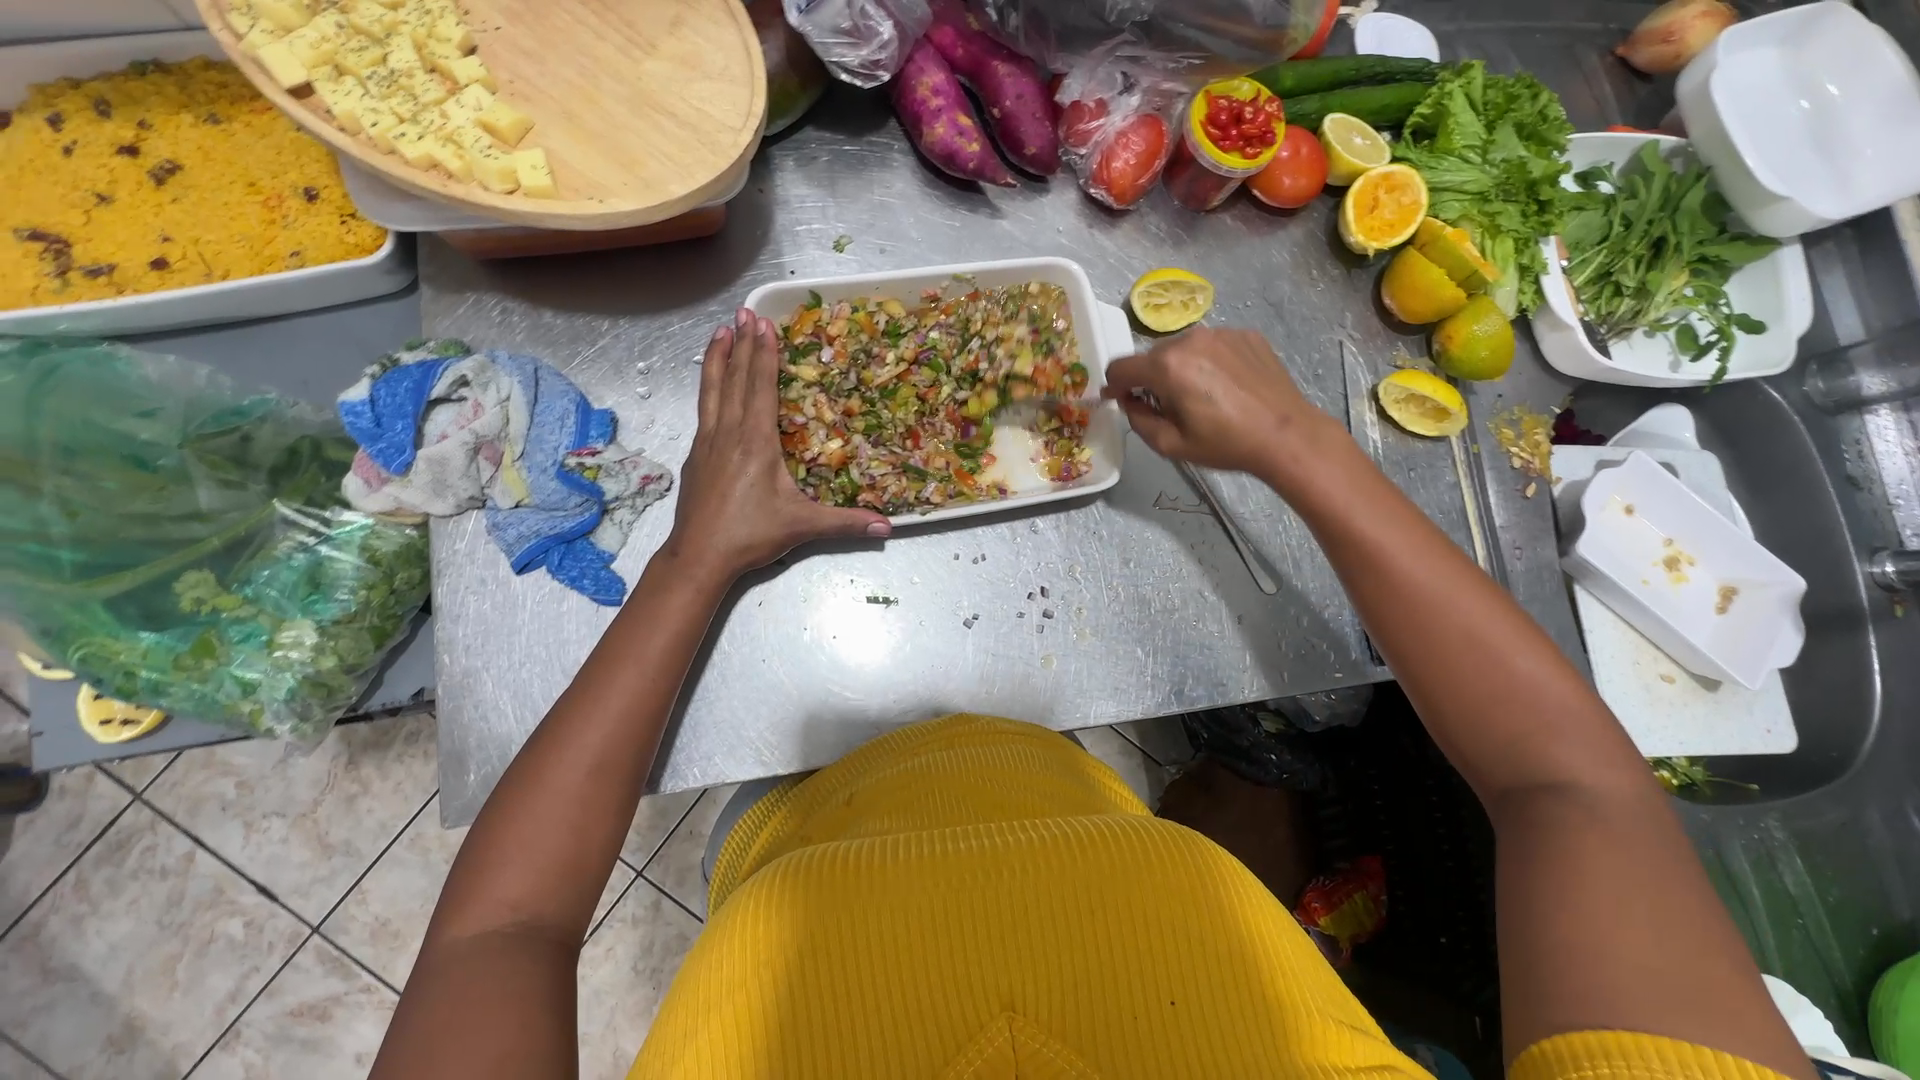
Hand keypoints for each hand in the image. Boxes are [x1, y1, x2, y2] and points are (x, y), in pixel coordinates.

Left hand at [663, 309, 890, 579]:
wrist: (699, 557)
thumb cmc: (750, 537)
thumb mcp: (802, 527)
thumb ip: (845, 523)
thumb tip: (887, 527)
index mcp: (756, 442)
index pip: (761, 387)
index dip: (764, 353)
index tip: (764, 322)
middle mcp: (728, 434)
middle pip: (735, 379)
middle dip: (742, 344)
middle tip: (744, 312)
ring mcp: (706, 444)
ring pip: (711, 391)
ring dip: (717, 359)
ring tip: (720, 332)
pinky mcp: (695, 457)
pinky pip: (704, 411)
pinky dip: (708, 388)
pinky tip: (711, 386)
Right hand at [1103, 327, 1338, 480]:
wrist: (1286, 434)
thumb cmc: (1226, 444)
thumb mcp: (1171, 445)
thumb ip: (1138, 420)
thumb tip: (1130, 401)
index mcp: (1167, 367)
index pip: (1121, 367)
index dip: (1115, 385)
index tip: (1120, 399)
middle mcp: (1190, 340)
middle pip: (1152, 356)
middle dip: (1151, 379)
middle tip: (1169, 407)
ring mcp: (1221, 333)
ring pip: (1183, 348)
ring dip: (1180, 368)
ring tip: (1202, 396)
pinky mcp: (1245, 335)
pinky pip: (1212, 345)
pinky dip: (1209, 362)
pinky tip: (1226, 386)